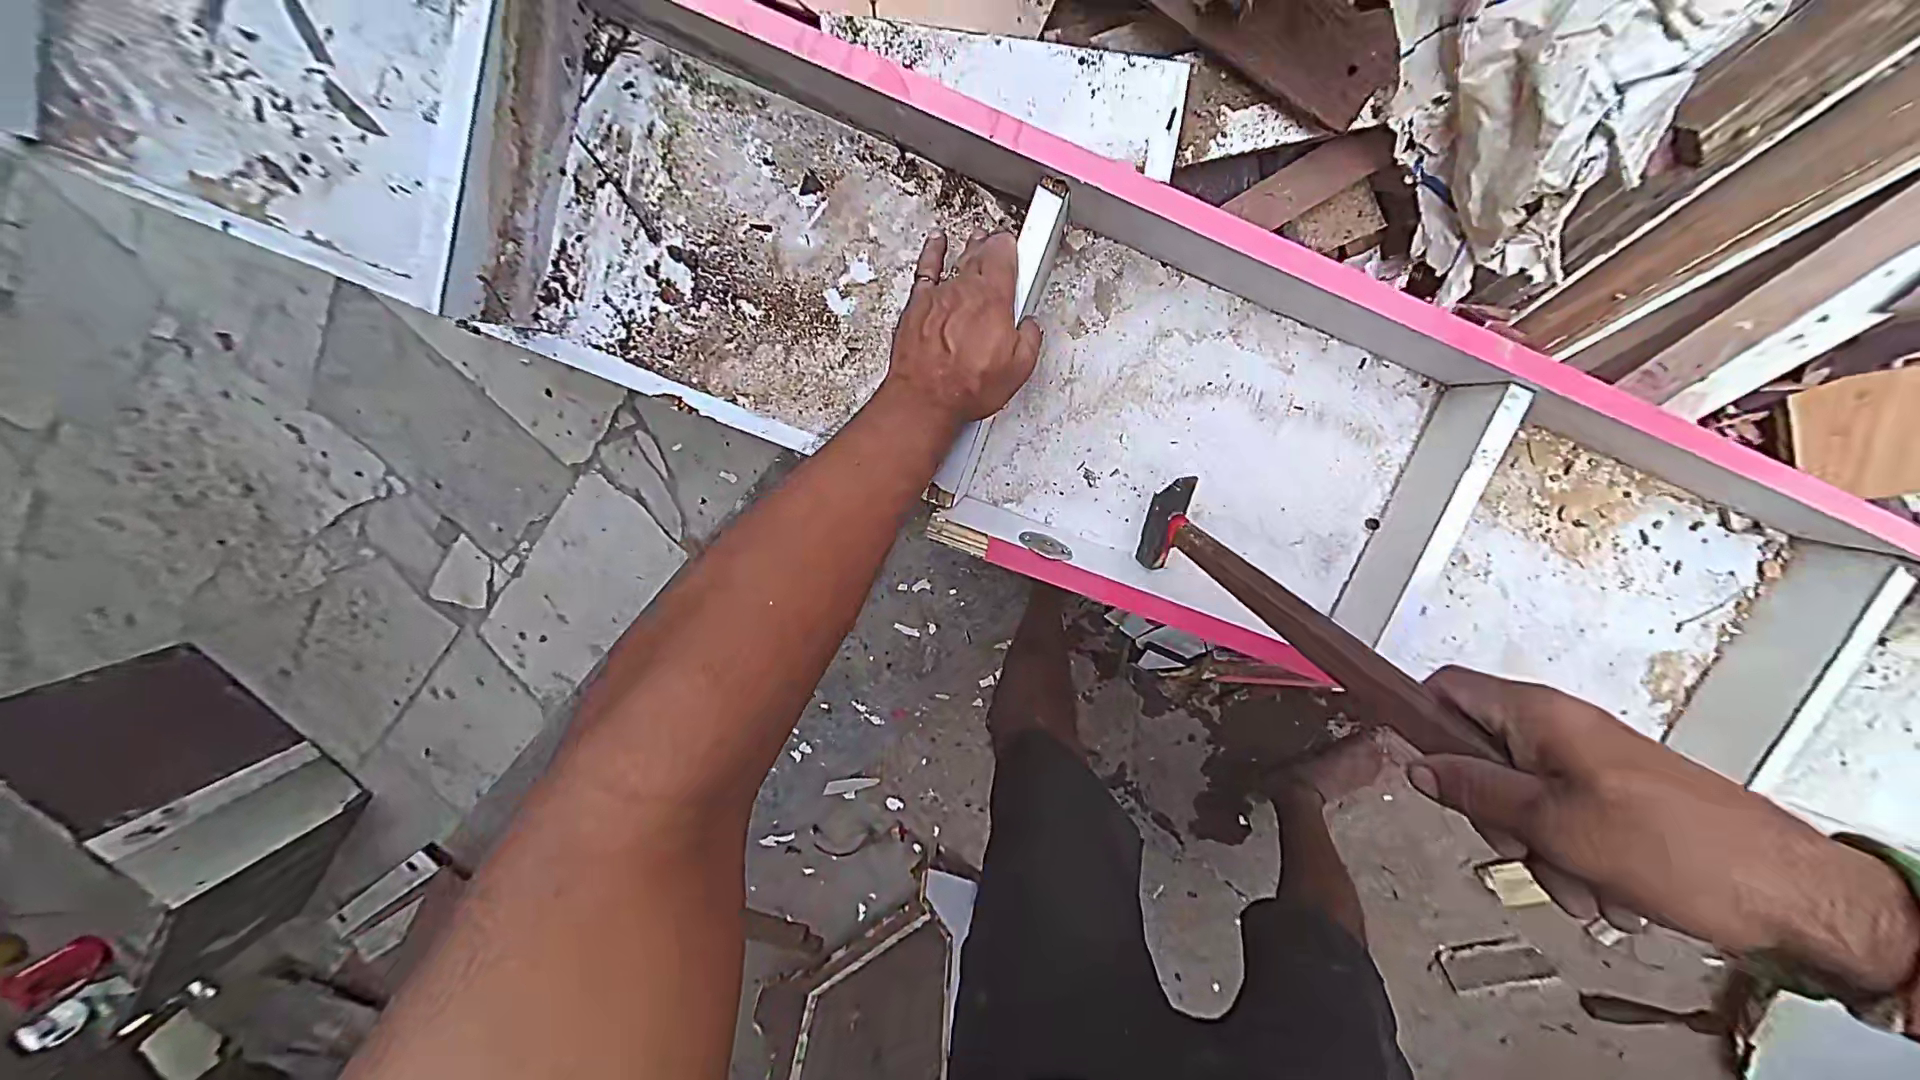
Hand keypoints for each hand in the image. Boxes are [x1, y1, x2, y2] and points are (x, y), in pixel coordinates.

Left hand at [884, 229, 1042, 425]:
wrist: (925, 397)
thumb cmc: (966, 387)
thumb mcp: (1018, 369)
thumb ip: (1029, 339)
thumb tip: (1030, 327)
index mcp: (993, 300)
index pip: (1004, 256)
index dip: (1012, 247)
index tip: (1018, 247)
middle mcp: (964, 291)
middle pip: (981, 255)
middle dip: (992, 246)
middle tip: (999, 245)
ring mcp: (938, 295)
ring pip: (957, 260)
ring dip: (969, 250)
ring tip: (977, 241)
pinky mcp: (917, 305)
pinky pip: (926, 269)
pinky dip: (933, 253)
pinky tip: (937, 243)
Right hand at [1409, 666, 1919, 994]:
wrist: (1801, 900)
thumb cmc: (1684, 850)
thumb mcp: (1551, 822)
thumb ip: (1473, 788)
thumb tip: (1417, 766)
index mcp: (1536, 714)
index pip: (1445, 688)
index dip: (1420, 718)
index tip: (1423, 765)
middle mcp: (1555, 728)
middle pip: (1475, 752)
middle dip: (1489, 809)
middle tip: (1517, 840)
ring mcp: (1583, 763)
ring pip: (1515, 796)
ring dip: (1533, 846)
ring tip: (1577, 878)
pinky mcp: (1609, 796)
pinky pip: (1556, 818)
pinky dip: (1567, 855)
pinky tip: (1601, 884)